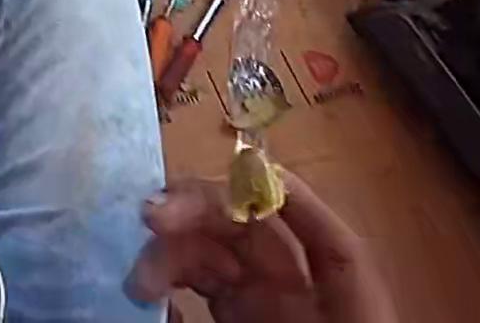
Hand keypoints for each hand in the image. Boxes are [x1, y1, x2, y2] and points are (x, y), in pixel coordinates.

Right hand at [125, 172, 395, 322]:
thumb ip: (214, 319)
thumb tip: (170, 295)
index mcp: (343, 319)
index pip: (335, 248)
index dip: (296, 200)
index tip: (243, 170)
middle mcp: (302, 302)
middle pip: (252, 231)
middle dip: (196, 210)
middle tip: (148, 215)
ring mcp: (263, 309)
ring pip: (210, 248)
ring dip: (167, 250)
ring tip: (136, 282)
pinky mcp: (230, 318)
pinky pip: (194, 279)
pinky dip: (165, 274)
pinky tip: (143, 290)